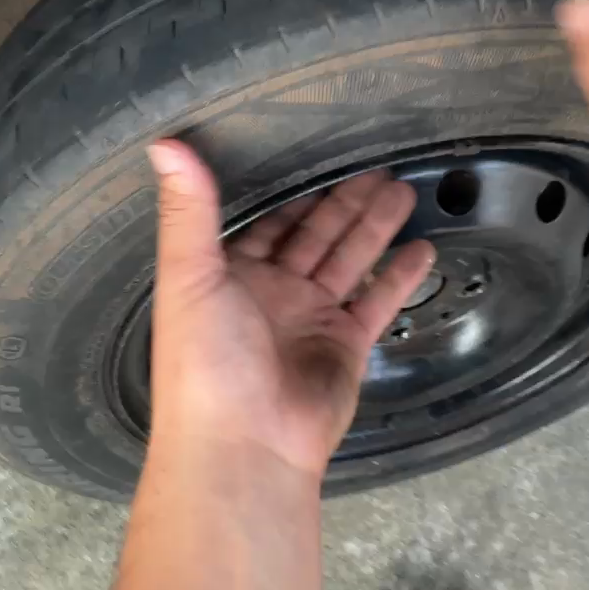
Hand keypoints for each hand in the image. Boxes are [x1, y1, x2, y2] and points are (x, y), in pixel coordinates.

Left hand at [144, 141, 436, 480]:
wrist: (245, 445)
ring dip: (378, 227)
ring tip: (406, 192)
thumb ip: (189, 210)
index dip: (299, 197)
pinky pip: (379, 301)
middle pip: (320, 236)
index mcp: (236, 277)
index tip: (325, 162)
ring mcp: (314, 319)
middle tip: (381, 169)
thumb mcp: (190, 274)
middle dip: (349, 204)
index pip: (274, 225)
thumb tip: (165, 144)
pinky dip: (400, 276)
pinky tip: (423, 250)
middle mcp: (277, 294)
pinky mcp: (347, 345)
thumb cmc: (206, 361)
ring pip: (352, 260)